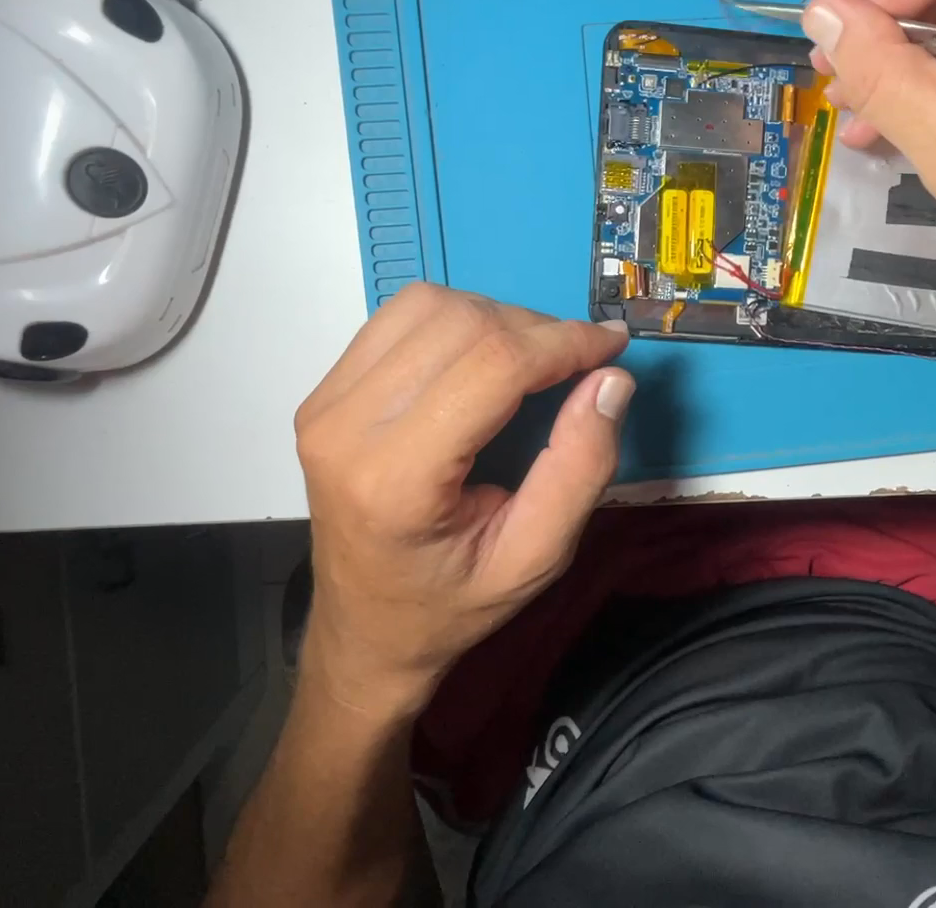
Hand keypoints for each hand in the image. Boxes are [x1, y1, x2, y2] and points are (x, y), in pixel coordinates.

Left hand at [292, 284, 633, 713]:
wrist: (366, 628)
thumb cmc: (452, 604)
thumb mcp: (535, 559)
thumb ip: (579, 469)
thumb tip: (611, 379)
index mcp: (395, 479)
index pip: (491, 366)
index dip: (563, 343)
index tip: (611, 347)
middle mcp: (346, 426)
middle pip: (461, 324)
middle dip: (537, 330)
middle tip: (578, 364)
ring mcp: (326, 402)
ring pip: (428, 306)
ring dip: (497, 318)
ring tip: (534, 360)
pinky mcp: (324, 391)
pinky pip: (399, 317)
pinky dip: (457, 320)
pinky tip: (483, 357)